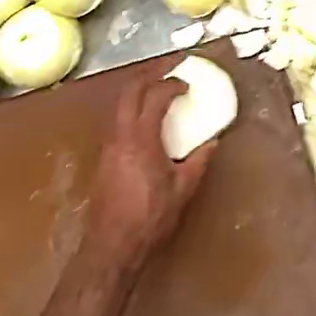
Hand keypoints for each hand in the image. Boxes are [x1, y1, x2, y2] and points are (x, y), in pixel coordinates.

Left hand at [85, 69, 217, 268]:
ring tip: (157, 87)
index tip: (187, 85)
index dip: (172, 85)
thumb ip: (199, 160)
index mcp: (141, 139)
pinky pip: (117, 120)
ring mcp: (108, 146)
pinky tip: (146, 119)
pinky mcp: (104, 157)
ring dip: (138, 89)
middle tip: (170, 67)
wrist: (111, 248)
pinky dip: (132, 108)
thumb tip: (212, 141)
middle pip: (130, 90)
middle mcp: (120, 135)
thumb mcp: (183, 189)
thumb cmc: (150, 219)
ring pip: (119, 104)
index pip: (155, 97)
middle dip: (150, 73)